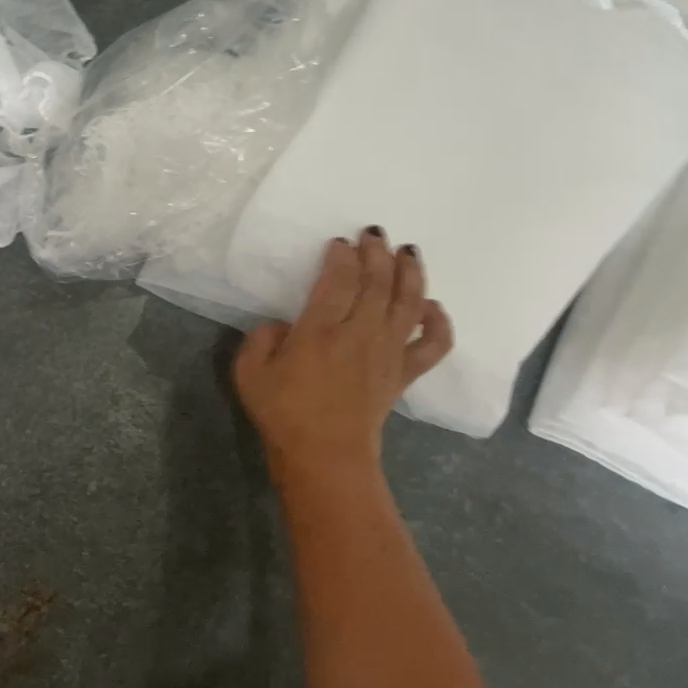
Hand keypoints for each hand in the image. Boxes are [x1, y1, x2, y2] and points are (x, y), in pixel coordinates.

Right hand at [233, 228, 453, 465]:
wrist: (324, 453)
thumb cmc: (281, 411)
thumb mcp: (248, 373)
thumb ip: (260, 340)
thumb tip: (281, 326)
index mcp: (320, 330)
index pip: (338, 281)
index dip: (341, 257)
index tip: (338, 243)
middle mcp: (361, 333)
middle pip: (377, 283)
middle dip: (377, 254)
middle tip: (374, 234)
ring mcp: (389, 351)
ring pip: (409, 302)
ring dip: (411, 273)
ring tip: (408, 252)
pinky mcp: (405, 371)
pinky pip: (434, 342)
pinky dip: (439, 321)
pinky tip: (433, 306)